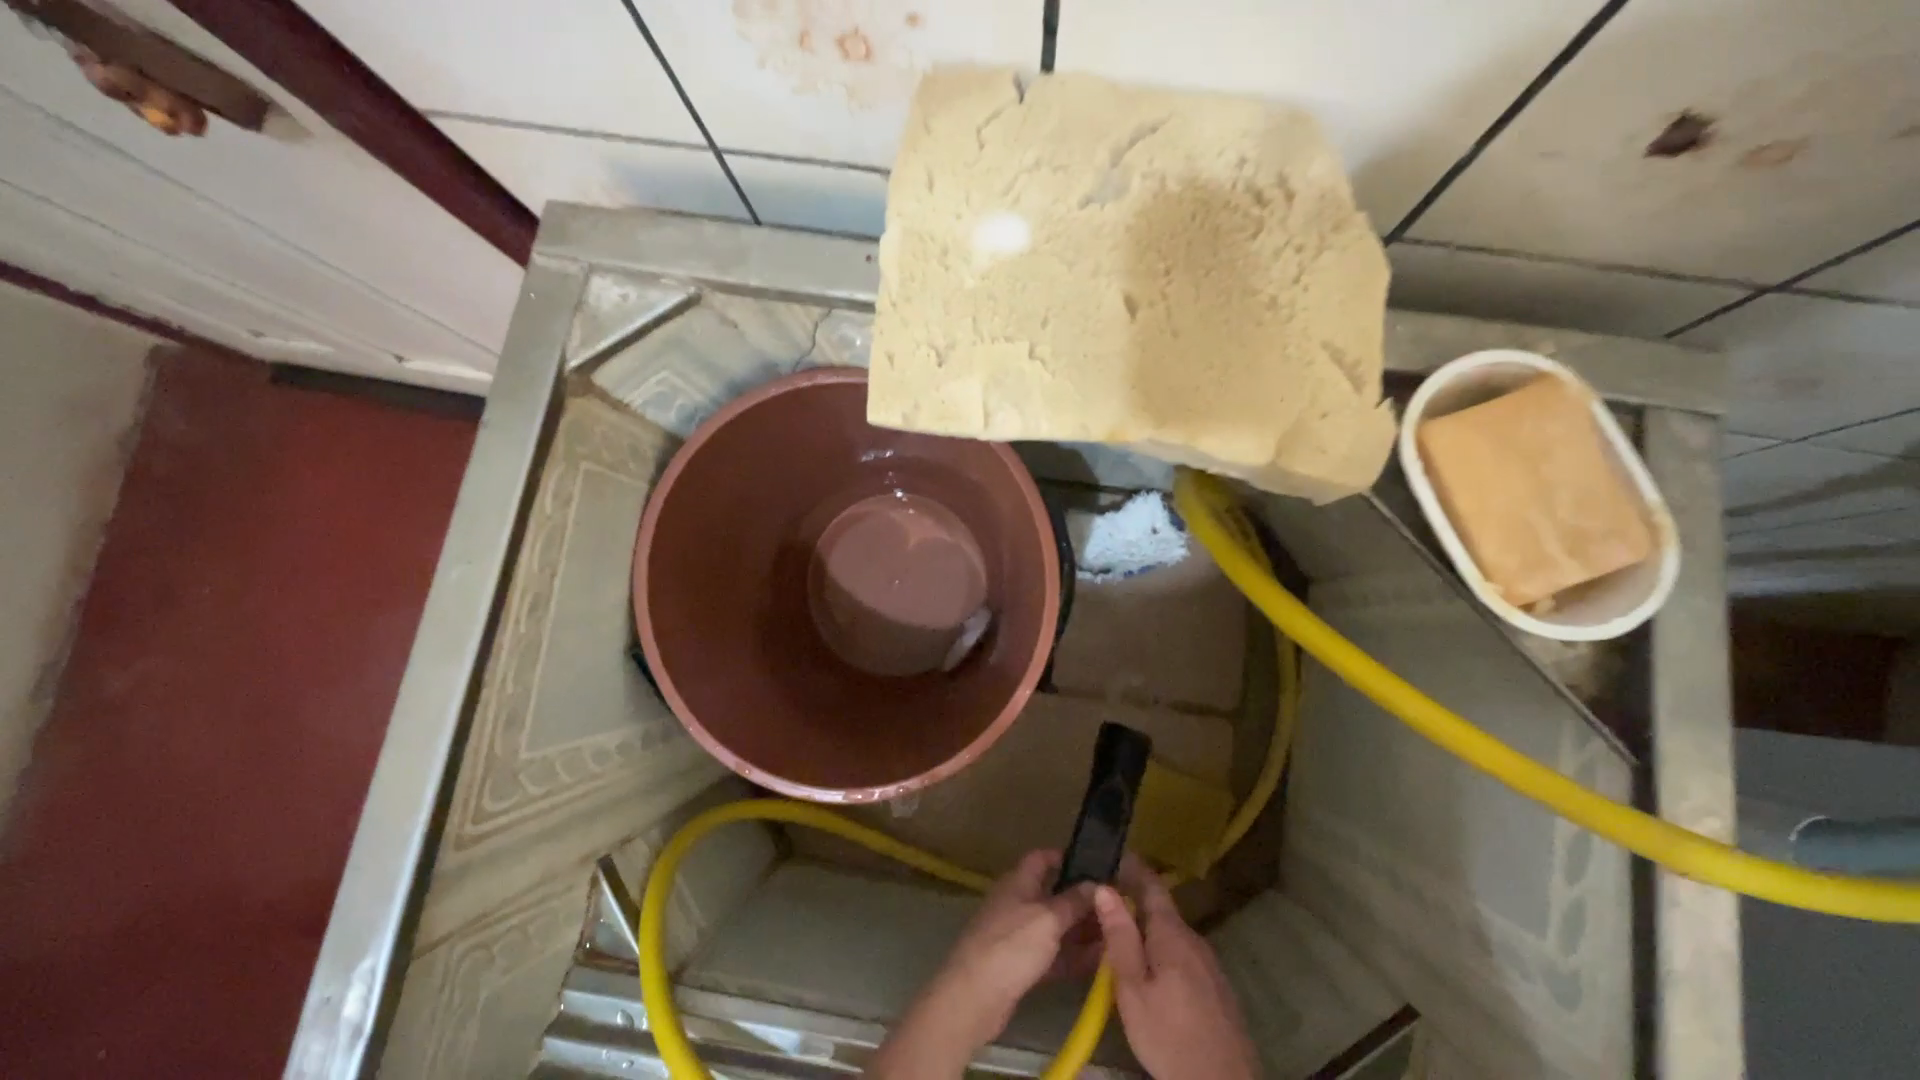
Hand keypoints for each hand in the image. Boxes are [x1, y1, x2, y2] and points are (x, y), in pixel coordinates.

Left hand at [867, 851, 1097, 1076]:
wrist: (974, 997)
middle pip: (1053, 896)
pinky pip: (1051, 955)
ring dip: (1081, 932)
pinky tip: (1099, 965)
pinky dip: (1072, 957)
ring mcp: (1017, 936)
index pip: (1041, 859)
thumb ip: (1073, 901)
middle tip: (1117, 909)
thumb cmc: (1011, 946)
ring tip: (1116, 937)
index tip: (1096, 865)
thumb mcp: (1048, 919)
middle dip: (1083, 902)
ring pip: (1055, 928)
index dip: (1065, 858)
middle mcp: (1016, 905)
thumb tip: (1095, 884)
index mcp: (1017, 883)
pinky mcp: (1020, 966)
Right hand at [1094, 855, 1258, 1079]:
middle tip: (1099, 904)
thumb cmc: (1169, 1035)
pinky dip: (1160, 953)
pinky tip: (1147, 971)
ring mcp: (1209, 964)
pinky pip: (1182, 957)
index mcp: (1173, 934)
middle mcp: (1195, 940)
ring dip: (1146, 931)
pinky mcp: (1215, 987)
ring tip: (1116, 937)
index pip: (1152, 886)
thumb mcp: (1132, 989)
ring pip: (1171, 937)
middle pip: (1161, 912)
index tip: (1111, 853)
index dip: (1133, 867)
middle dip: (1133, 903)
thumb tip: (1104, 888)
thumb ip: (1120, 937)